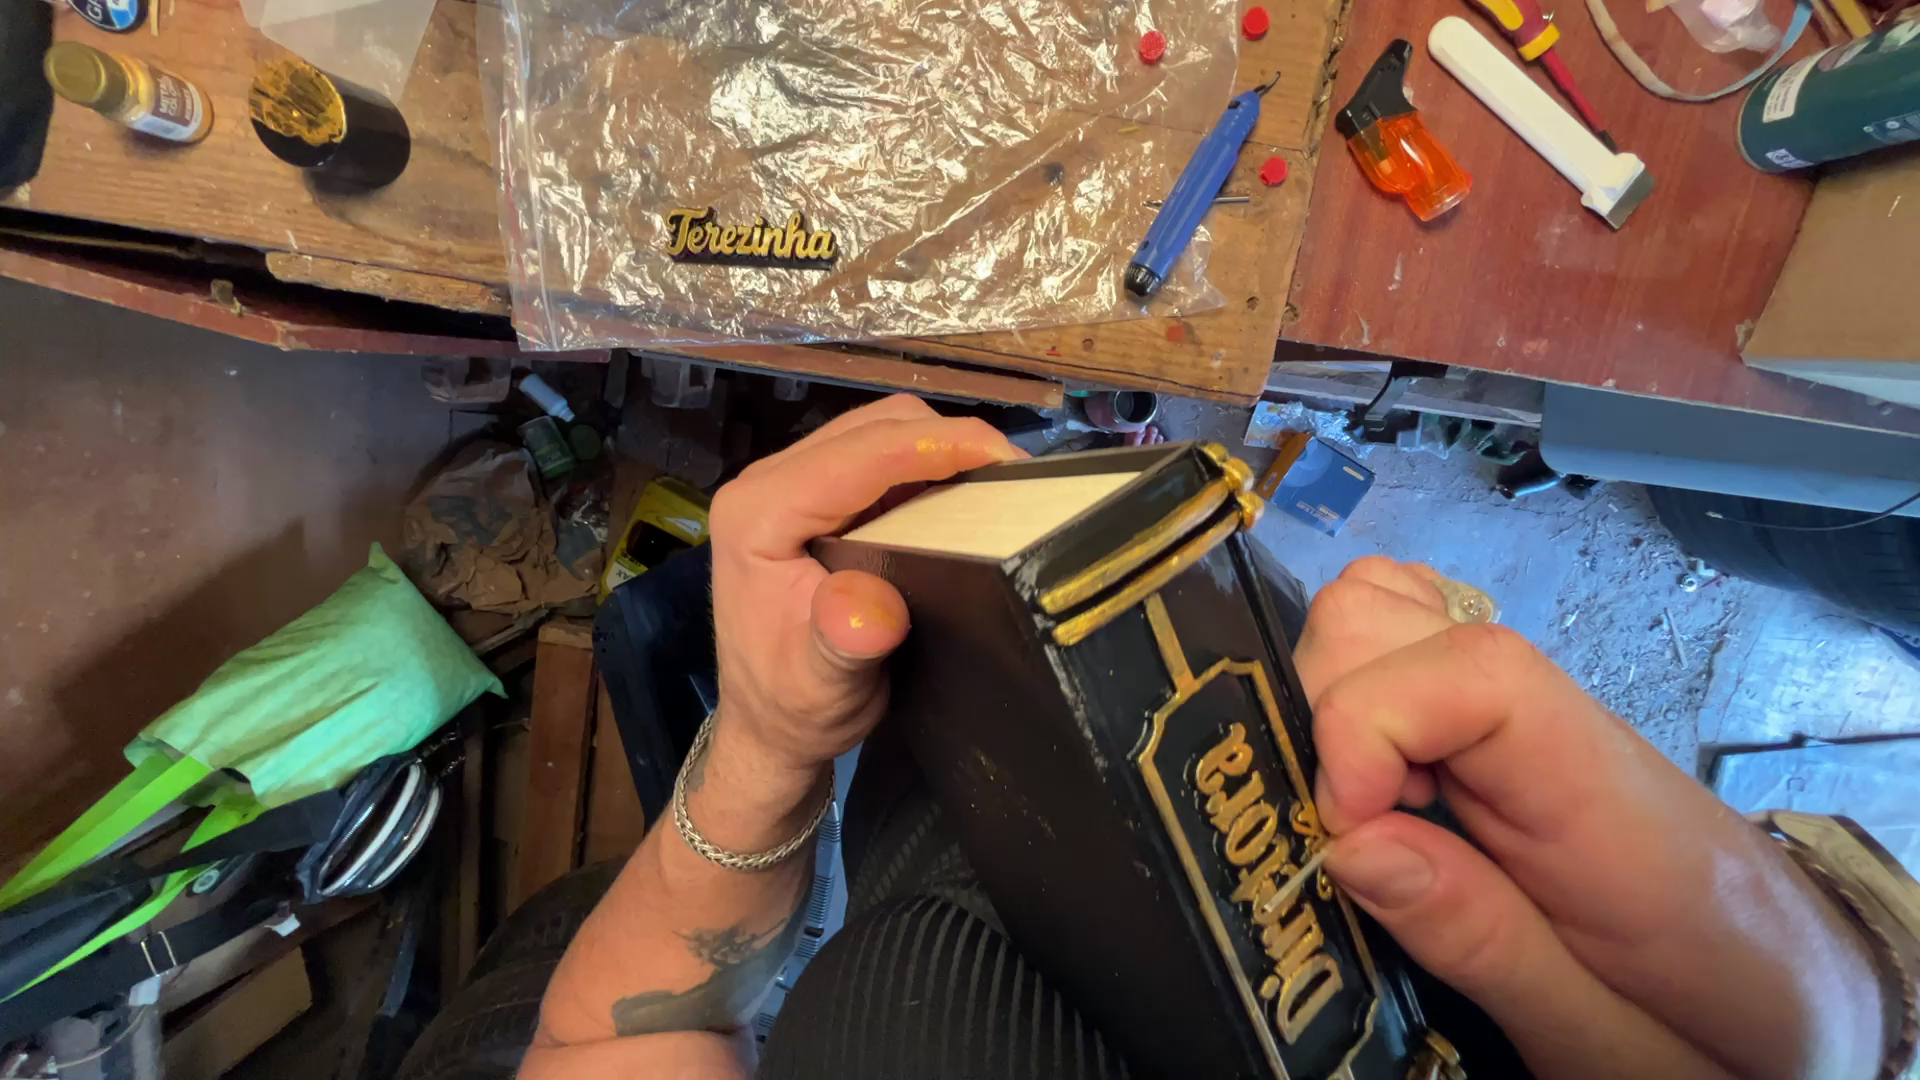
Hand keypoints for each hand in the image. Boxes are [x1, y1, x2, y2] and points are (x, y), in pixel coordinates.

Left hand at [703, 396, 1020, 825]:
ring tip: (996, 481)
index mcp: (759, 515)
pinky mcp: (817, 496)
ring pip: (880, 430)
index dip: (936, 445)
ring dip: (941, 446)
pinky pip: (881, 456)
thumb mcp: (819, 688)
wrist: (771, 723)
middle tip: (1014, 477)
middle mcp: (769, 484)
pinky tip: (960, 491)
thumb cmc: (794, 707)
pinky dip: (928, 463)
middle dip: (948, 438)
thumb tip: (874, 604)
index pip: (857, 456)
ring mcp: (792, 485)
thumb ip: (842, 643)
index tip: (1005, 458)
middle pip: (872, 426)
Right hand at [1295, 557, 1887, 1079]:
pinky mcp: (1482, 690)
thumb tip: (1346, 842)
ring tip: (1367, 784)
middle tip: (1360, 819)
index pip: (1469, 674)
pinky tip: (1378, 740)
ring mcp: (1509, 686)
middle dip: (1325, 711)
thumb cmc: (1714, 1025)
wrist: (1787, 984)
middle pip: (1381, 615)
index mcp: (1601, 796)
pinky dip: (1351, 659)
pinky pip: (1392, 614)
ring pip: (1370, 601)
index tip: (1345, 825)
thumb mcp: (1610, 1041)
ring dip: (1328, 683)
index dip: (1367, 725)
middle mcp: (1547, 709)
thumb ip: (1484, 944)